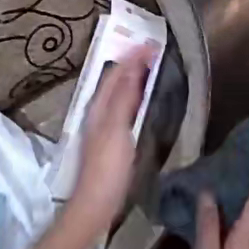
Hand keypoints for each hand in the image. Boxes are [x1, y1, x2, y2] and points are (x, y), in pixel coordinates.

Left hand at [61, 51, 152, 239]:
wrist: (95, 205)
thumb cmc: (107, 168)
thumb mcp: (117, 130)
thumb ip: (124, 98)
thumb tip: (133, 67)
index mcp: (99, 107)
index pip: (116, 72)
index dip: (132, 56)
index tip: (152, 44)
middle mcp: (98, 111)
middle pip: (114, 79)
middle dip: (132, 62)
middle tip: (154, 51)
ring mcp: (102, 125)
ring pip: (117, 91)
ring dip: (133, 77)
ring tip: (150, 67)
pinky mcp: (109, 138)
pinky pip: (122, 105)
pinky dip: (133, 94)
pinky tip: (141, 99)